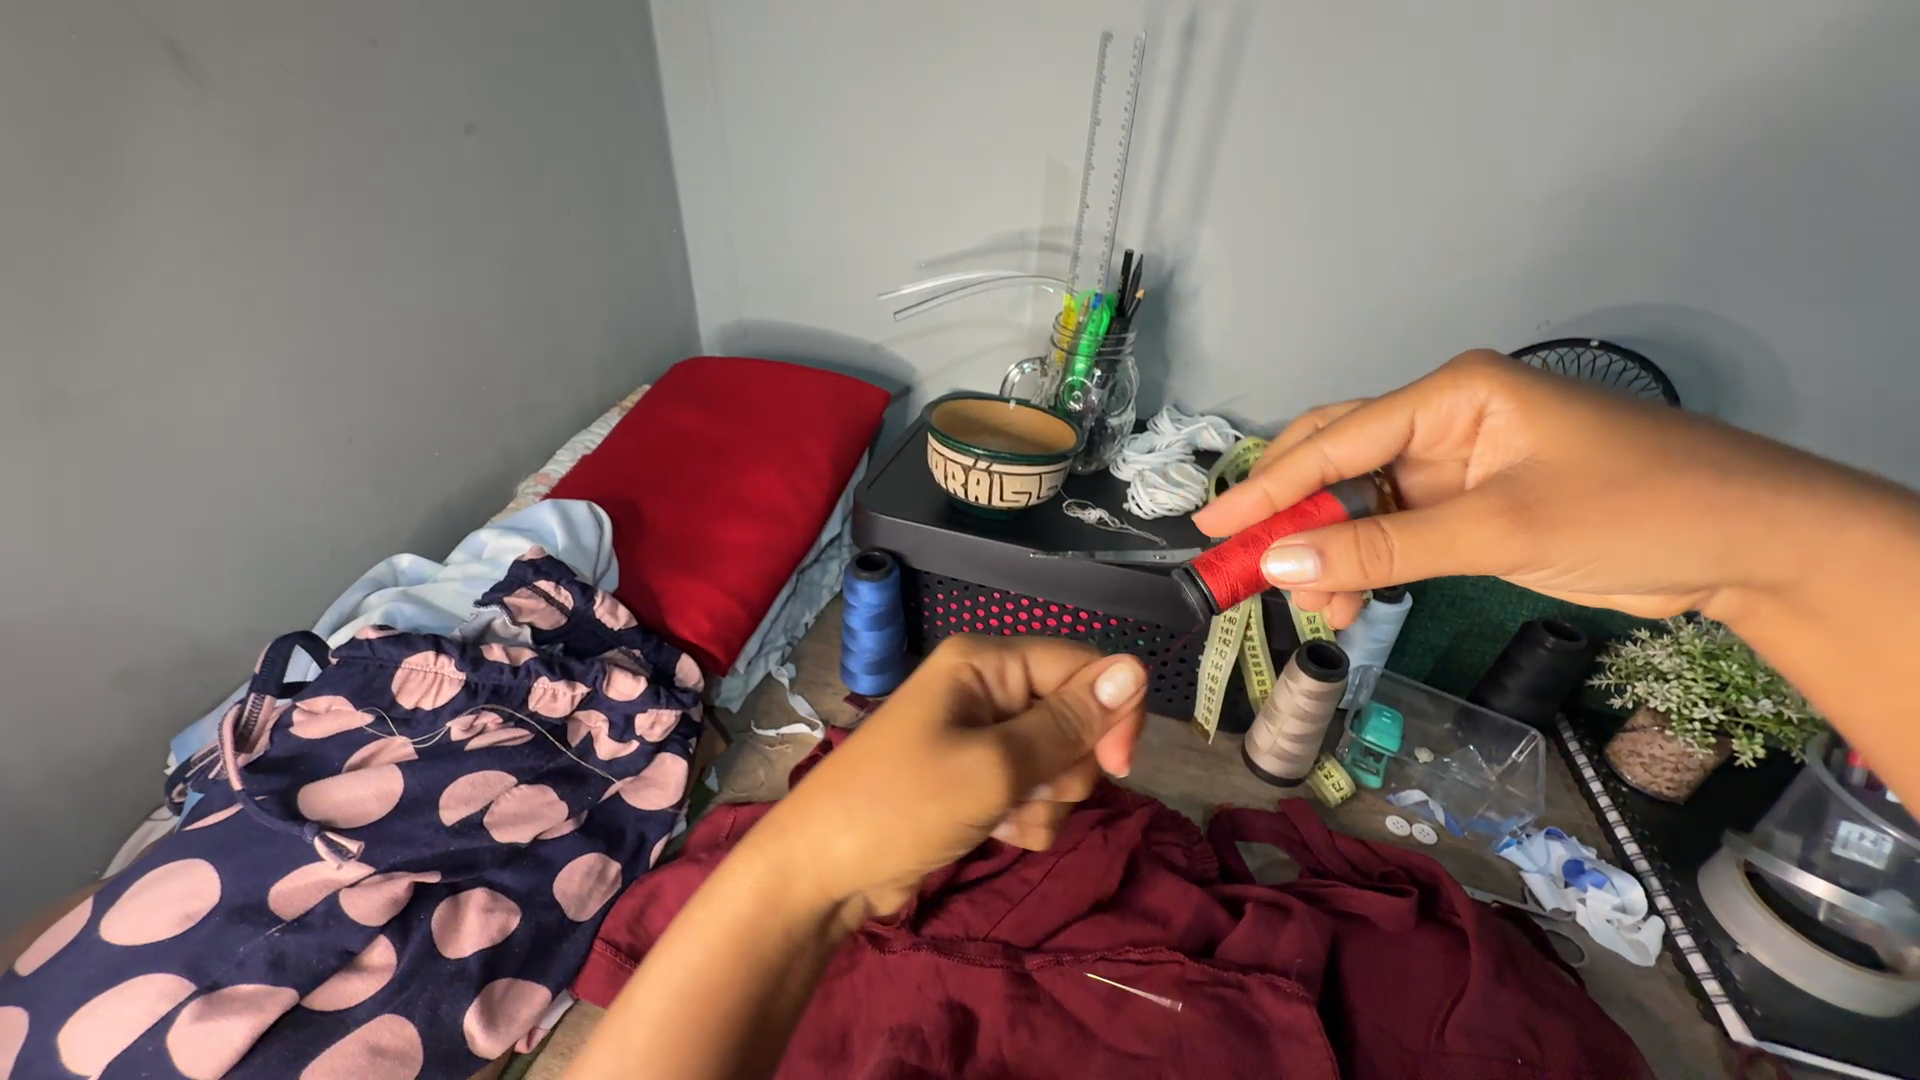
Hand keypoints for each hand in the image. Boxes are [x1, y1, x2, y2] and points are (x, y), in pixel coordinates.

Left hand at [738, 636, 1147, 921]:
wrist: (824, 875)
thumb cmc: (901, 806)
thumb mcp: (994, 767)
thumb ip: (1068, 722)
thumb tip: (1137, 667)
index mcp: (986, 662)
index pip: (1084, 666)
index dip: (1111, 712)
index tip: (1118, 768)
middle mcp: (989, 690)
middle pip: (1076, 718)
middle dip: (1064, 767)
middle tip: (1023, 791)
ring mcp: (984, 738)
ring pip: (1060, 764)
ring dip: (1043, 801)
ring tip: (998, 819)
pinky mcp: (981, 781)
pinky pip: (1035, 794)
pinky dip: (1024, 819)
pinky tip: (992, 834)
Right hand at [1191, 350, 1877, 626]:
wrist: (1757, 545)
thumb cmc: (1636, 511)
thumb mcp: (1496, 530)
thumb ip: (1382, 549)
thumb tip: (1279, 567)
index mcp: (1450, 396)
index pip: (1336, 441)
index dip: (1268, 488)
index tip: (1213, 526)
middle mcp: (1440, 421)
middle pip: (1333, 460)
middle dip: (1289, 516)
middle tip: (1242, 559)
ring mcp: (1450, 465)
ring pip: (1356, 503)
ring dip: (1327, 552)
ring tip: (1309, 605)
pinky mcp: (1463, 505)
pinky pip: (1389, 532)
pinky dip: (1363, 567)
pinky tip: (1345, 602)